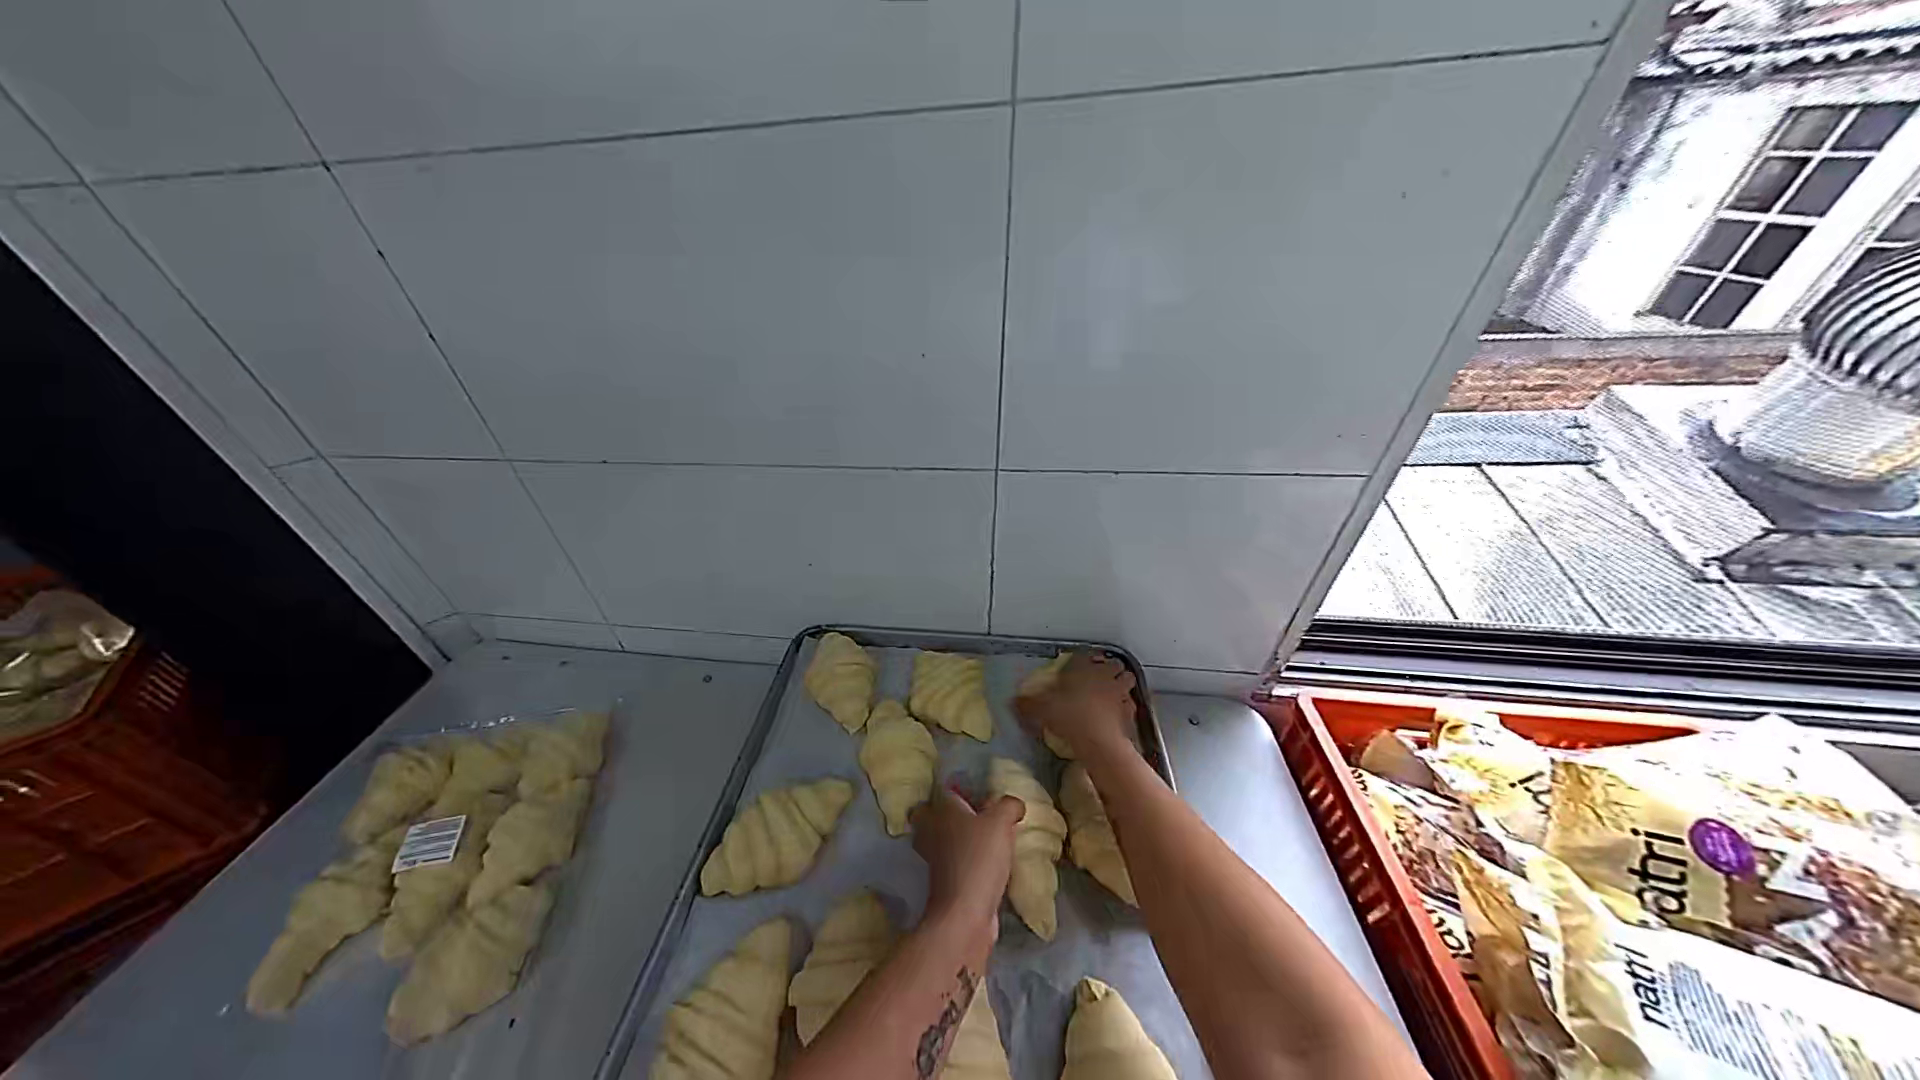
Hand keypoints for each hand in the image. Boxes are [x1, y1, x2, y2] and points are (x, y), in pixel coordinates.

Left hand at [912, 786, 1022, 933]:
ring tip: (993, 842)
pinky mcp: (946, 885)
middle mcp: (931, 833)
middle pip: (939, 818)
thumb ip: (1008, 806)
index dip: (962, 791)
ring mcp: (935, 861)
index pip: (946, 792)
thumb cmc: (979, 858)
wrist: (965, 913)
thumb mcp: (1000, 821)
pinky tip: (993, 866)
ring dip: (965, 843)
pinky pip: (958, 865)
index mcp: (940, 812)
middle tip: (983, 818)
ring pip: (948, 843)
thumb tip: (1014, 805)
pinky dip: (971, 864)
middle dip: (957, 818)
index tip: (981, 794)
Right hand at [1015, 652, 1137, 761]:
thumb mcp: (1041, 710)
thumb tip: (1013, 702)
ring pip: (1127, 678)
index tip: (1077, 664)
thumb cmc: (1069, 717)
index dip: (1082, 659)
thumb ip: (1027, 705)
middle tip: (1099, 676)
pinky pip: (1130, 702)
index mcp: (1083, 669)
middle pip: (1112, 663)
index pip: (1085, 655)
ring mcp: (1120, 691)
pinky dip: (1126, 705)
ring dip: (1121, 682)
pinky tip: (1119, 713)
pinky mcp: (1130, 710)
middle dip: (1108, 667)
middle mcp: (1103, 675)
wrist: (1099, 741)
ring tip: (1113, 691)